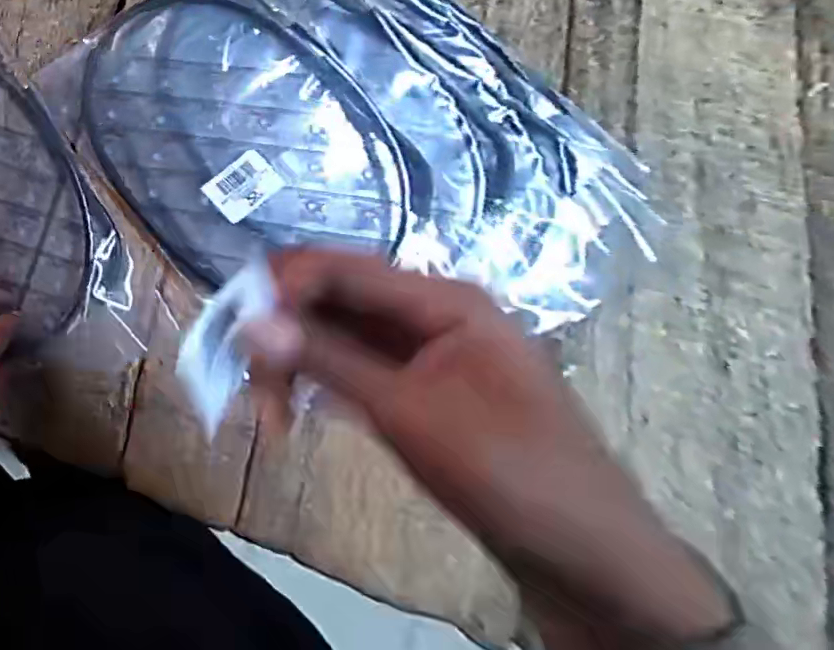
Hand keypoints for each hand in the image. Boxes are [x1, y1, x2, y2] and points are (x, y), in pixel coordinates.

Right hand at [240, 248, 737, 646]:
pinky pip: (346, 362)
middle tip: (247, 373)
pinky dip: (315, 380)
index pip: (341, 267)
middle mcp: (426, 309)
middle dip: (282, 328)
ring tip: (270, 410)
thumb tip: (249, 321)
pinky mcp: (409, 381)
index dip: (283, 286)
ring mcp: (417, 346)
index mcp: (442, 299)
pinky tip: (293, 410)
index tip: (239, 326)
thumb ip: (328, 360)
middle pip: (331, 295)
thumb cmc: (514, 477)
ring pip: (332, 330)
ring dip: (293, 360)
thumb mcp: (411, 414)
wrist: (594, 566)